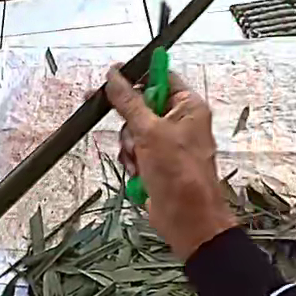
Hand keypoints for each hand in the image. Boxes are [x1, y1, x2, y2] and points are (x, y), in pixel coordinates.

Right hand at [104, 66, 237, 258]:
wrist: (187, 220)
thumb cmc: (178, 173)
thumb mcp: (150, 131)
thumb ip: (128, 102)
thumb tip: (113, 75)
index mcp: (188, 107)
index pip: (160, 77)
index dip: (136, 76)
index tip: (112, 77)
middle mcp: (180, 121)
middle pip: (141, 104)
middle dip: (128, 120)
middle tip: (107, 114)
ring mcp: (168, 142)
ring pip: (133, 129)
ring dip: (129, 144)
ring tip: (137, 159)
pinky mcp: (157, 162)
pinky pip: (134, 150)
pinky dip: (131, 160)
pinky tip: (138, 172)